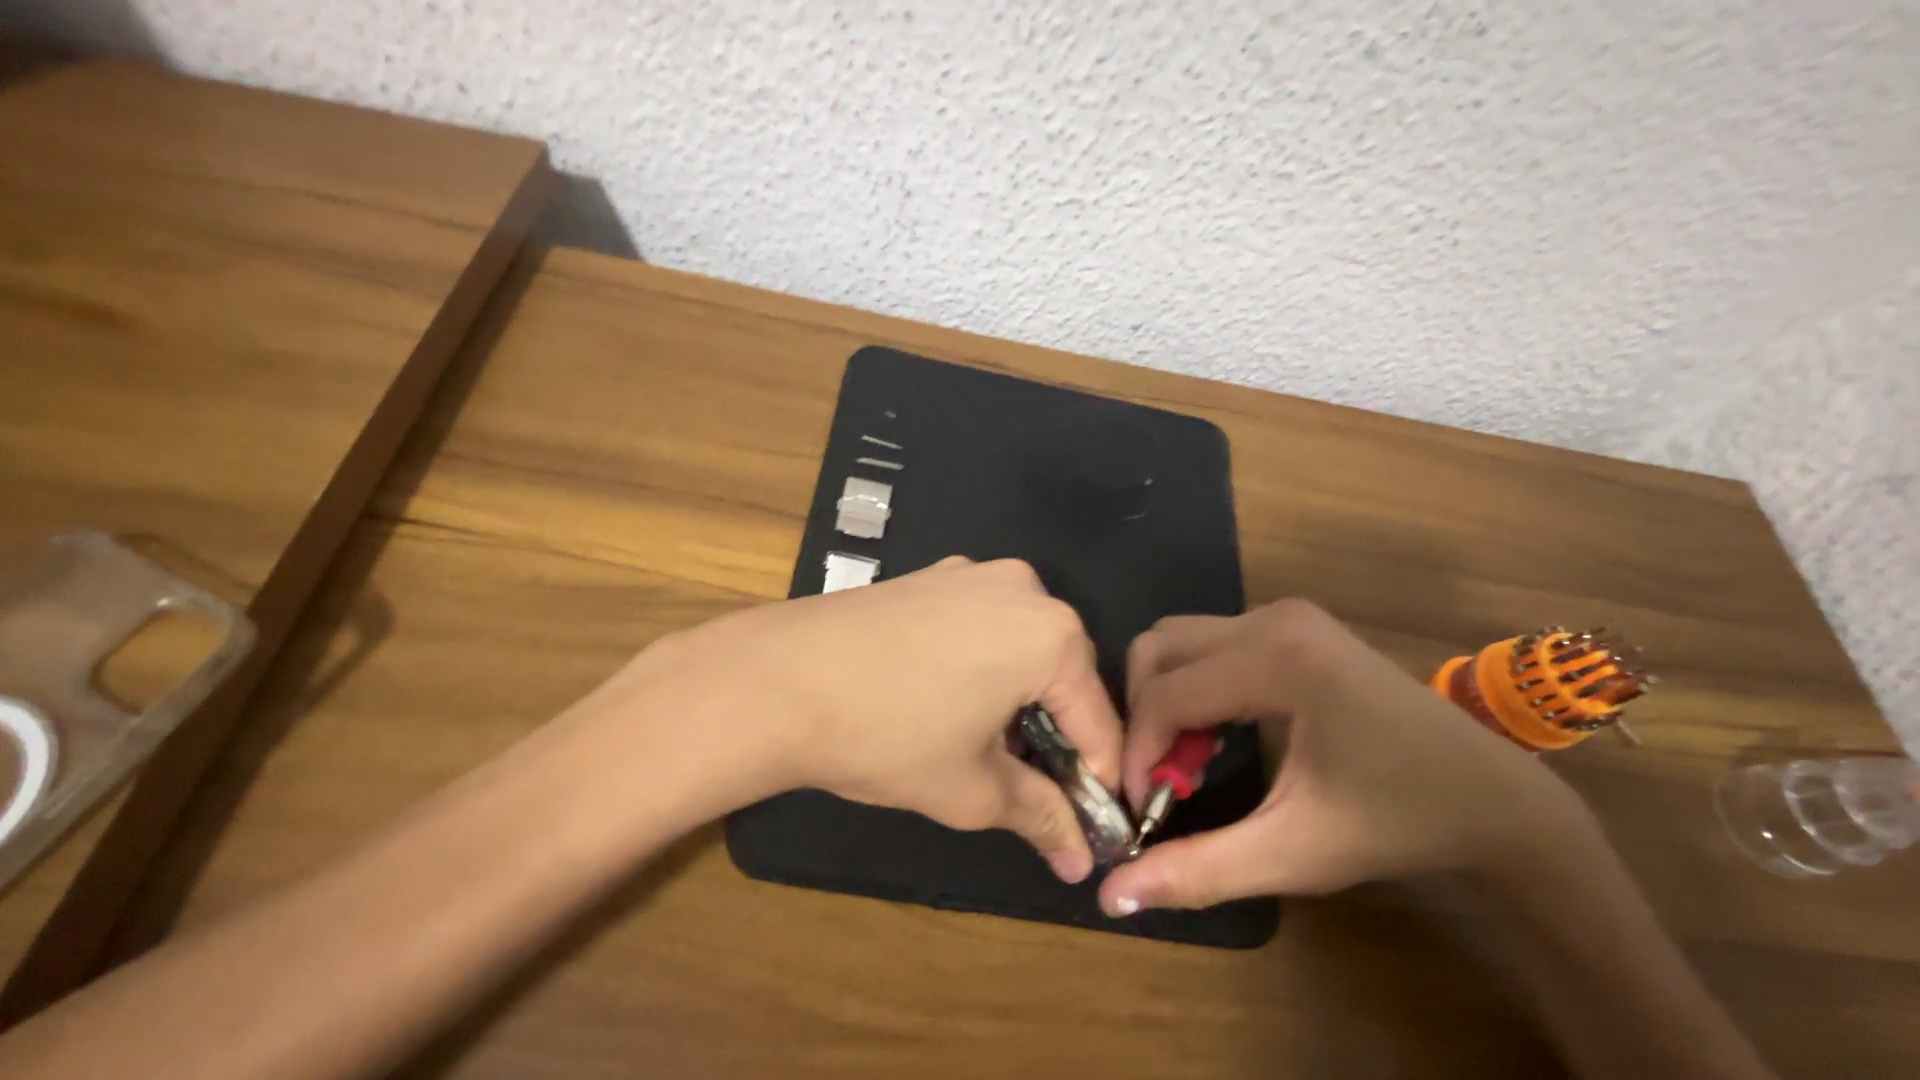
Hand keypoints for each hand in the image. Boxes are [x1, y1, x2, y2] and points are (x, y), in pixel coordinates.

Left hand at [592, 557, 1122, 882]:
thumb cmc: (888, 736)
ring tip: (993, 753)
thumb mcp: (972, 789)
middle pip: (1062, 676)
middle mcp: (1023, 589)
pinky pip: (981, 626)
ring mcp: (972, 574)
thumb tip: (1080, 858)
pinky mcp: (931, 576)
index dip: (1099, 780)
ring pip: (1020, 648)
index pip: (1098, 720)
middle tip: (1042, 794)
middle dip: (1058, 738)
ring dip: (1020, 701)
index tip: (1095, 826)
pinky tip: (951, 704)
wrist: (778, 680)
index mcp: (1052, 634)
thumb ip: (1040, 816)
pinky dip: (983, 668)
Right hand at [1099, 599, 1591, 914]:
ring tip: (1183, 763)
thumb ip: (1197, 870)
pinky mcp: (1294, 626)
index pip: (1165, 694)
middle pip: (1159, 648)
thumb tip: (1112, 894)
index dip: (1138, 753)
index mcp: (1279, 659)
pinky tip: (1217, 738)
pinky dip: (1194, 687)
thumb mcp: (1293, 854)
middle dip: (1141, 714)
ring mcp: (1287, 616)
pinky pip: (1211, 645)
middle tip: (1157, 778)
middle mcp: (1274, 619)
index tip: (1142, 810)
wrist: (1491, 797)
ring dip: (1164, 699)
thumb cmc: (1396, 824)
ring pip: (1179, 642)